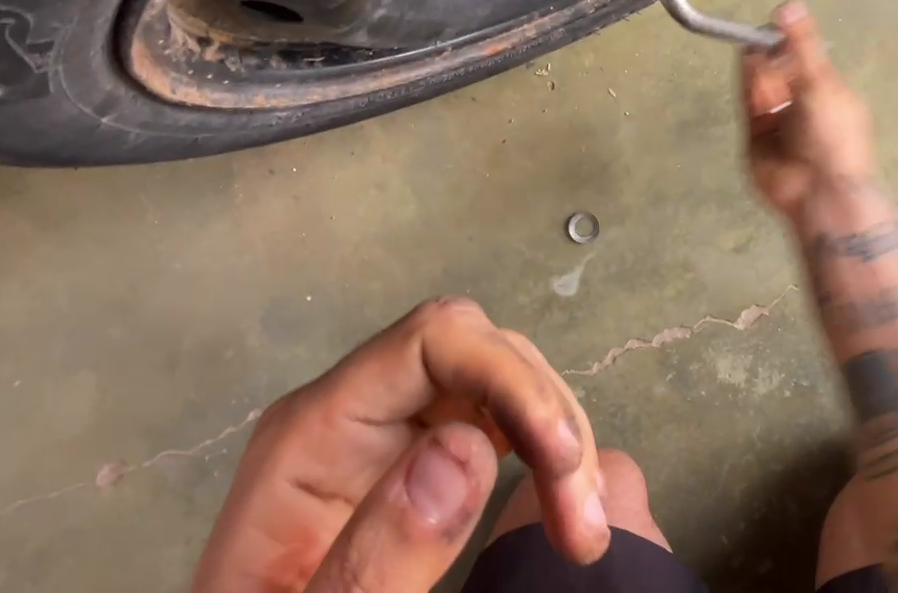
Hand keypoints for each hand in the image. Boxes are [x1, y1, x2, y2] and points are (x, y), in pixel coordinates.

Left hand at [192, 297, 609, 592]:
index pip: (432, 339)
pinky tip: (561, 499)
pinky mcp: (418, 452)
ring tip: (582, 529)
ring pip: (499, 378)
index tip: (560, 457)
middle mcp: (357, 406)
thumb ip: (372, 558)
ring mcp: (390, 425)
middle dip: (546, 416)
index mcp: (314, 429)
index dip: (509, 376)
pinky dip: (543, 451)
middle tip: (582, 526)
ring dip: (556, 437)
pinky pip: (496, 417)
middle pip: (479, 351)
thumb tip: (471, 445)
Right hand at [740, 1, 877, 221]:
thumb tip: (789, 4)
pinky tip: (746, 68)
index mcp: (829, 92)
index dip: (789, 43)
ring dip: (758, 69)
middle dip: (770, 56)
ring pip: (761, 84)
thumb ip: (802, 43)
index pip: (804, 59)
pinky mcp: (755, 133)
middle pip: (779, 69)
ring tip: (754, 57)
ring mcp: (778, 119)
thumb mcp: (822, 81)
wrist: (818, 189)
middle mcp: (803, 104)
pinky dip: (747, 85)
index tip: (775, 24)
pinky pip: (747, 103)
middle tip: (763, 45)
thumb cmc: (831, 134)